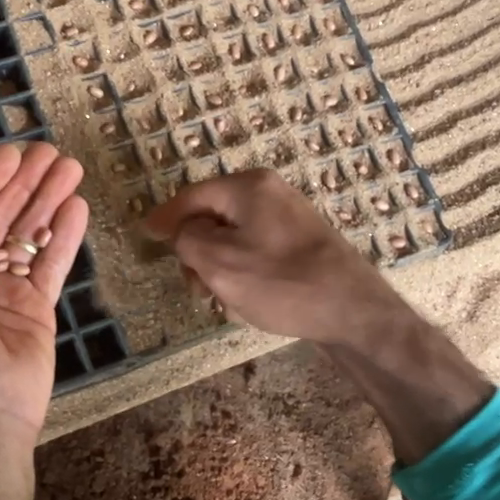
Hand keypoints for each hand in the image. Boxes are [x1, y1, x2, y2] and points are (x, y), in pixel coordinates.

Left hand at [0, 142, 87, 499]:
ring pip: (27, 234)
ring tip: (71, 168)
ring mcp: (2, 290)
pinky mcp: (34, 309)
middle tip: (52, 153)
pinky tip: (77, 208)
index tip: (13, 152)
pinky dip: (63, 236)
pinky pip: (50, 264)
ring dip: (47, 200)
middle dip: (24, 183)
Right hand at [142, 169, 398, 345]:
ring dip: (219, 269)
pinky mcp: (301, 243)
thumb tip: (184, 231)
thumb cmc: (281, 283)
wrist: (354, 312)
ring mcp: (288, 217)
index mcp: (247, 187)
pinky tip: (249, 304)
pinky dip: (243, 274)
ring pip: (233, 239)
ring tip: (225, 303)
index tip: (145, 235)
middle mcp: (268, 192)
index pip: (191, 196)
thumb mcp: (217, 262)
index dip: (165, 218)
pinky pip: (256, 251)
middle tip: (196, 289)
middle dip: (197, 253)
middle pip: (212, 217)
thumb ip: (187, 238)